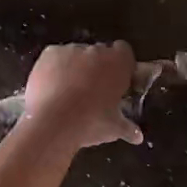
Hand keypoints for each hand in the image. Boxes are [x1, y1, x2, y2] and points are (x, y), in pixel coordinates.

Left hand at [20, 42, 144, 148]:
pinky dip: (54, 68)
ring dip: (74, 68)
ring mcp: (71, 50)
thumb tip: (137, 136)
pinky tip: (51, 86)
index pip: (124, 53)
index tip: (116, 81)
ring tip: (67, 92)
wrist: (54, 122)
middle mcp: (96, 51)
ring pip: (75, 55)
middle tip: (92, 90)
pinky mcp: (49, 53)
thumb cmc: (90, 123)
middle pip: (99, 53)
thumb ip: (127, 128)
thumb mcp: (113, 128)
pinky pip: (55, 57)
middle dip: (96, 68)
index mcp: (118, 64)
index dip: (120, 65)